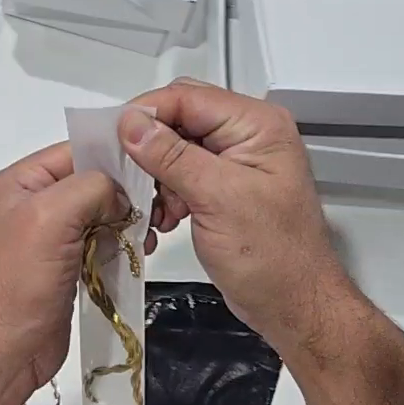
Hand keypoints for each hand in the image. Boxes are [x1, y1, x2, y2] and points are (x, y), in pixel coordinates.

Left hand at [0, 143, 129, 400]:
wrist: (6, 352)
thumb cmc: (20, 285)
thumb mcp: (51, 218)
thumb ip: (90, 188)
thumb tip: (119, 195)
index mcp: (20, 183)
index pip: (76, 151)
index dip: (113, 157)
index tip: (151, 170)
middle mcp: (33, 204)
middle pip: (93, 182)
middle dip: (126, 193)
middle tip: (156, 209)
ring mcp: (50, 237)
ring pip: (101, 214)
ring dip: (128, 222)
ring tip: (149, 235)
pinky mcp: (66, 266)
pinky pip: (102, 243)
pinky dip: (122, 246)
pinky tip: (139, 253)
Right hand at [121, 80, 360, 356]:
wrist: (293, 307)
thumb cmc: (270, 256)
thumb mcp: (218, 199)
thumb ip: (172, 156)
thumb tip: (129, 123)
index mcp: (256, 125)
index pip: (186, 98)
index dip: (145, 114)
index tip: (110, 140)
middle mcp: (245, 135)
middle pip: (178, 120)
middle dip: (148, 148)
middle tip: (126, 176)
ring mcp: (233, 163)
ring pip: (173, 149)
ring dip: (154, 176)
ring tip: (154, 209)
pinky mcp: (221, 190)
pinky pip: (179, 176)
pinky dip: (164, 194)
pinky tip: (163, 220)